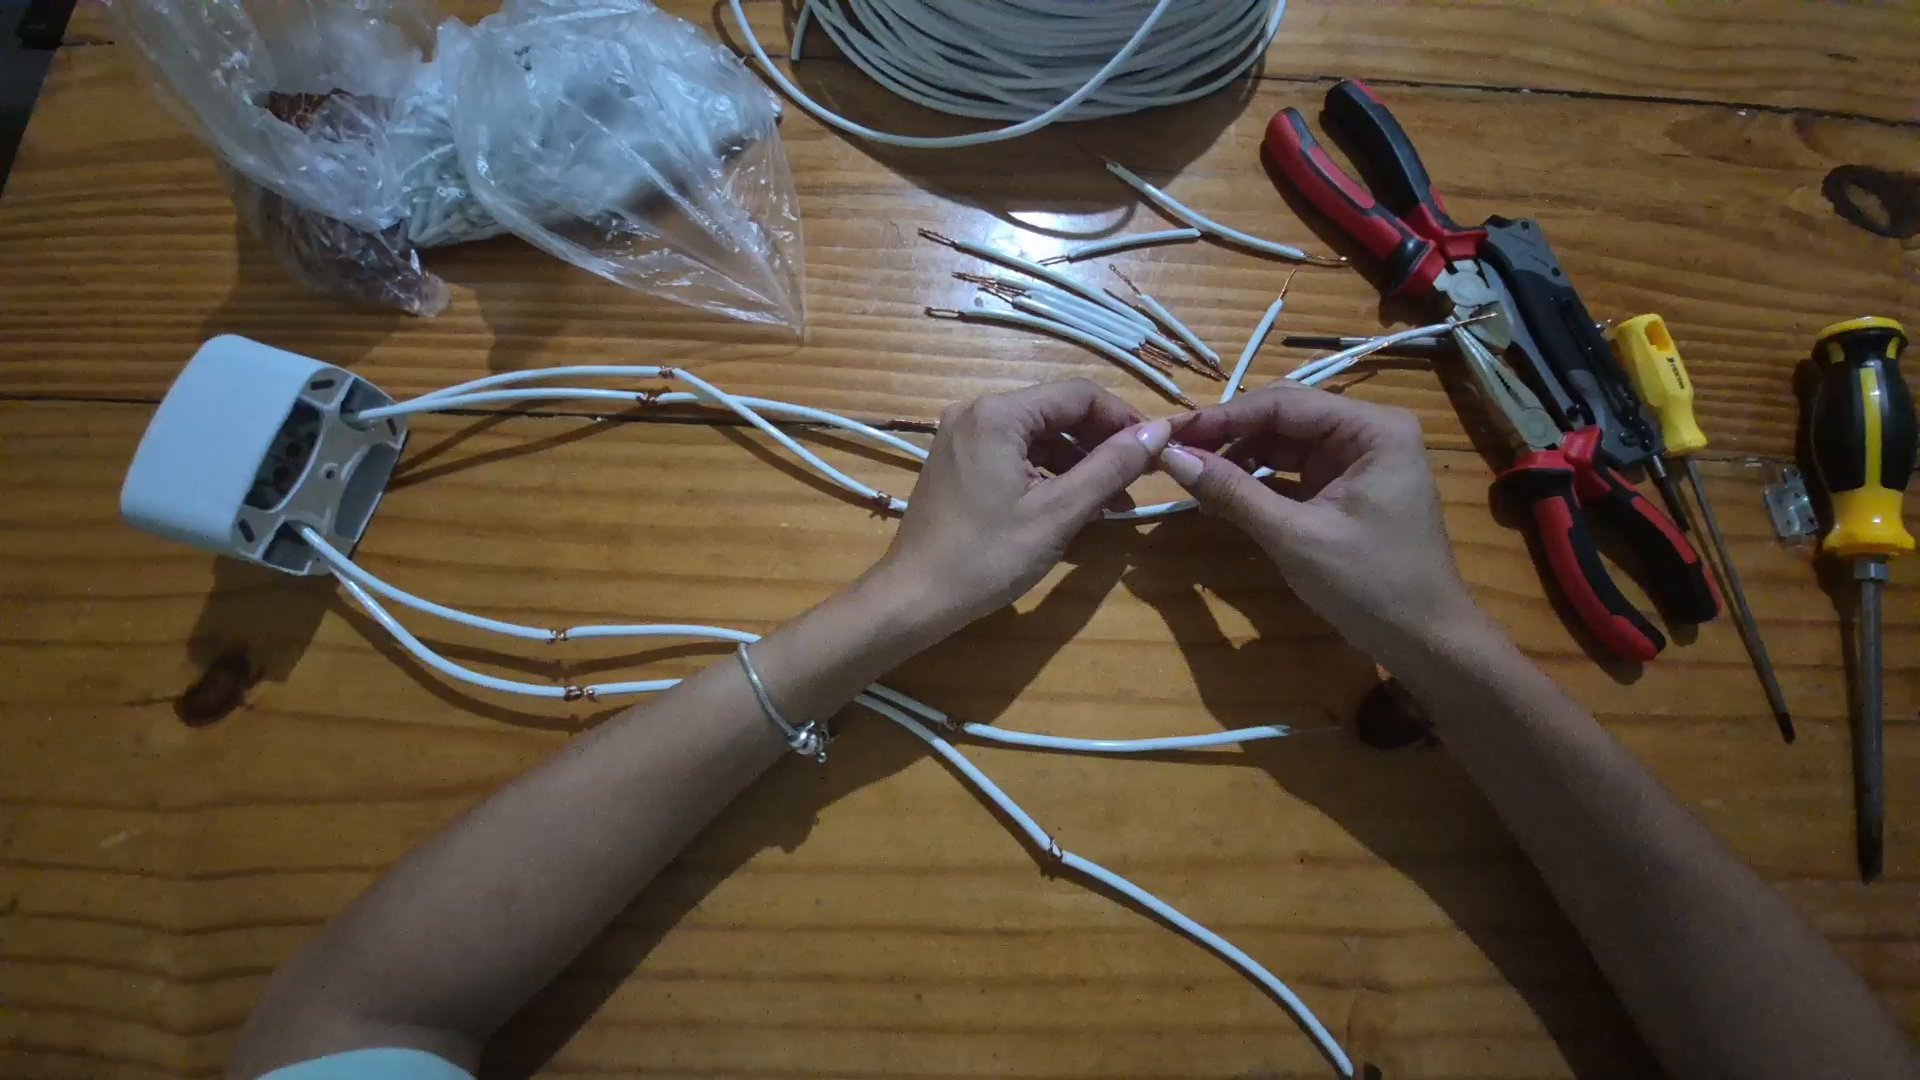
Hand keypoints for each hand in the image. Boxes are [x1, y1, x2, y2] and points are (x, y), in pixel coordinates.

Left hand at [874, 379, 1170, 635]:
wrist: (914, 598)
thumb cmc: (988, 557)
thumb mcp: (1058, 513)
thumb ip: (1110, 467)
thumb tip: (1159, 430)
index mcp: (998, 415)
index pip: (1078, 395)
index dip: (1123, 419)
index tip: (1156, 450)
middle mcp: (975, 413)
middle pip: (1055, 413)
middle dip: (1100, 444)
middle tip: (1138, 480)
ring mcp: (960, 437)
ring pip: (1035, 436)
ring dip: (1076, 463)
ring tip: (1112, 503)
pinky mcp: (956, 463)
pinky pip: (1012, 455)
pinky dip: (1045, 474)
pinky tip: (1071, 505)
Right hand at [1156, 381, 1487, 661]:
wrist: (1423, 640)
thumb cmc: (1370, 583)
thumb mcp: (1293, 536)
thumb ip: (1232, 492)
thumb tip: (1170, 457)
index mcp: (1372, 429)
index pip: (1283, 404)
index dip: (1222, 417)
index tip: (1171, 432)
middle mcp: (1365, 433)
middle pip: (1281, 417)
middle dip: (1228, 435)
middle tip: (1175, 452)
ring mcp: (1353, 461)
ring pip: (1280, 444)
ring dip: (1236, 459)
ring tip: (1193, 479)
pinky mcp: (1341, 489)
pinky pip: (1287, 472)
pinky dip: (1253, 482)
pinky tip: (1219, 498)